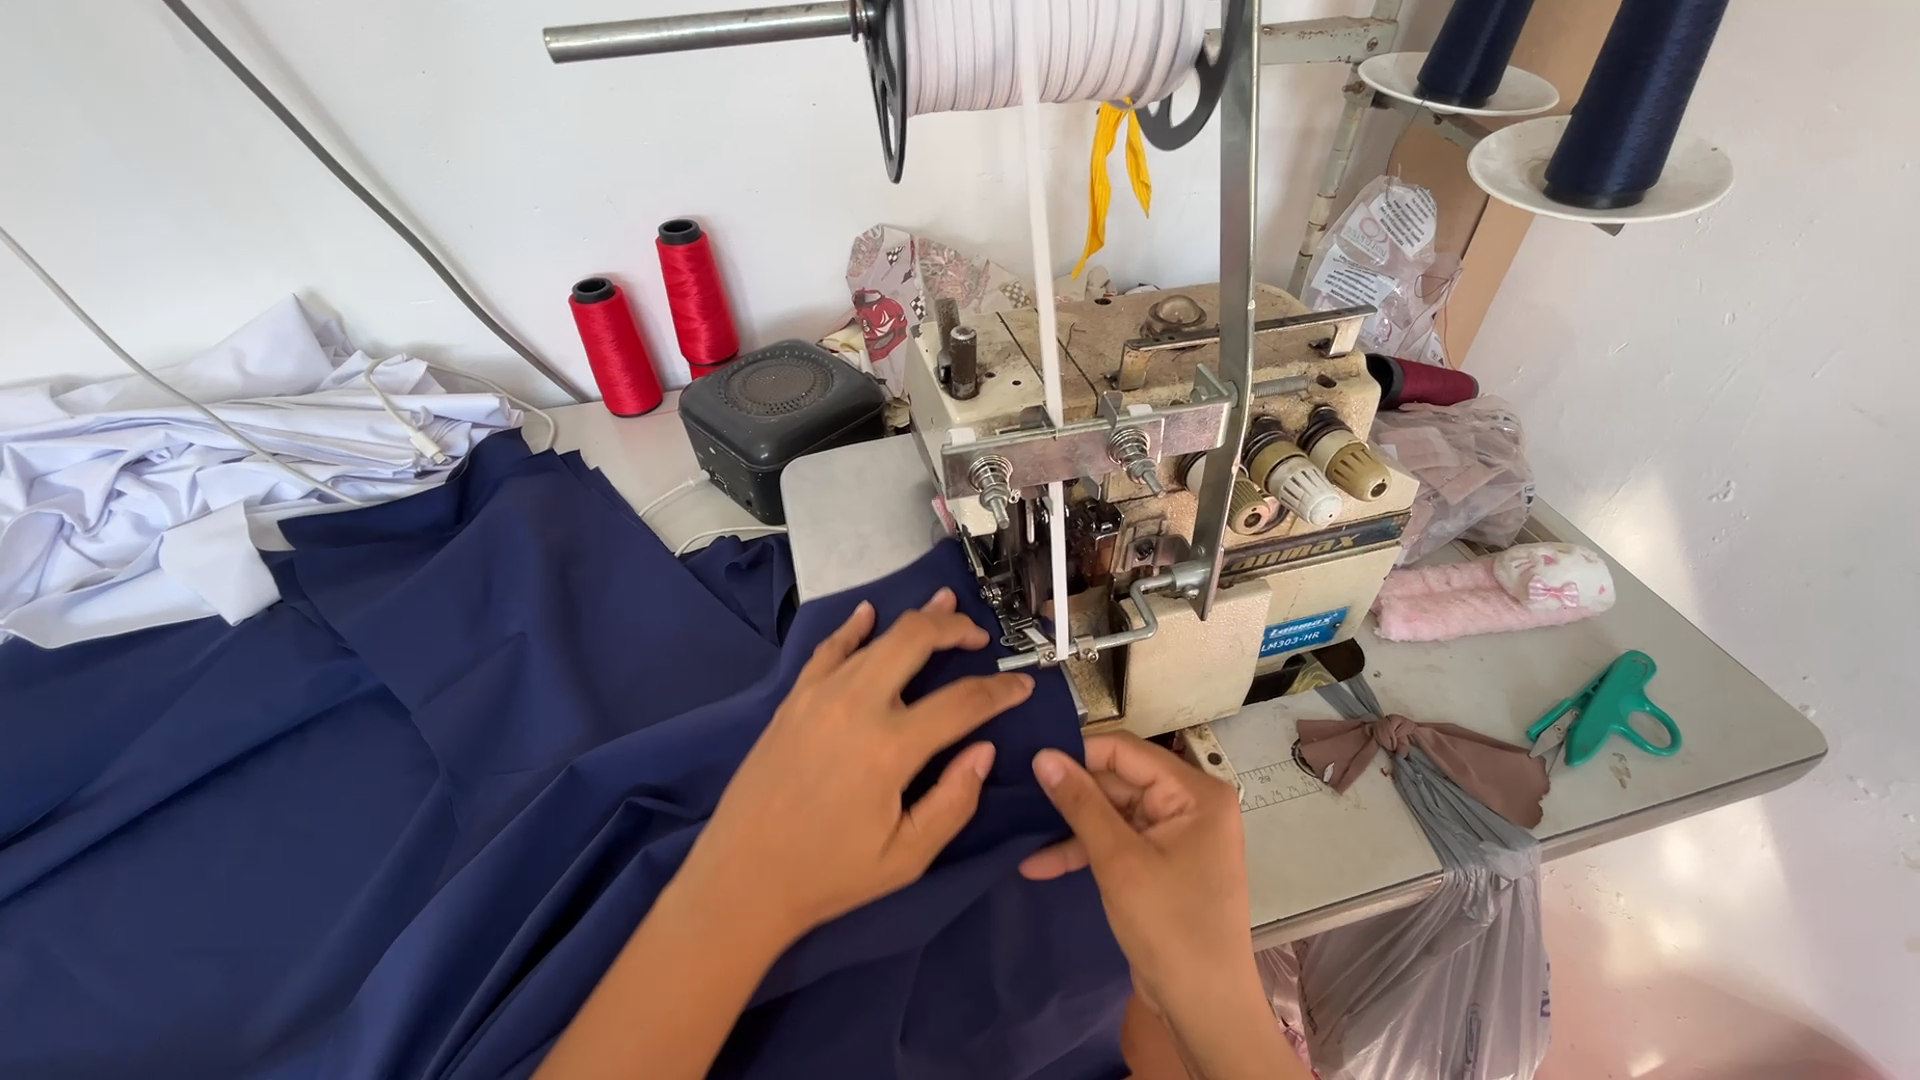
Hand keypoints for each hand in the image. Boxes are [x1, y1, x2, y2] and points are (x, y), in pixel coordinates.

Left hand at [682, 587, 1035, 939]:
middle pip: (917, 640)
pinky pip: (829, 648)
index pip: (963, 702)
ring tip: (942, 605)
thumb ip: (954, 800)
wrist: (742, 878)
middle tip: (979, 636)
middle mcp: (857, 705)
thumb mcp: (907, 857)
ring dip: (915, 618)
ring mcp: (820, 695)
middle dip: (956, 628)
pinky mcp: (793, 698)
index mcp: (891, 748)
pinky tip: (868, 613)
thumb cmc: (830, 874)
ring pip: (876, 636)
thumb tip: (984, 749)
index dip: (1001, 691)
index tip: (1022, 685)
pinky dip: (853, 627)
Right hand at [1021, 734, 1256, 1020]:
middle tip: (1018, 793)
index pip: (1126, 751)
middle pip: (1118, 781)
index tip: (1031, 760)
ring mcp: (1175, 833)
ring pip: (1112, 812)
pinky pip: (1117, 840)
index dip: (1079, 754)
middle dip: (1071, 794)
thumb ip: (1080, 803)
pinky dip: (1084, 850)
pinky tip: (1039, 863)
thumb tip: (1042, 756)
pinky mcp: (1160, 860)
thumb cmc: (1169, 926)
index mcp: (1194, 792)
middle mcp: (1189, 803)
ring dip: (1071, 826)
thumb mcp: (1118, 860)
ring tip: (1019, 829)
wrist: (1203, 1008)